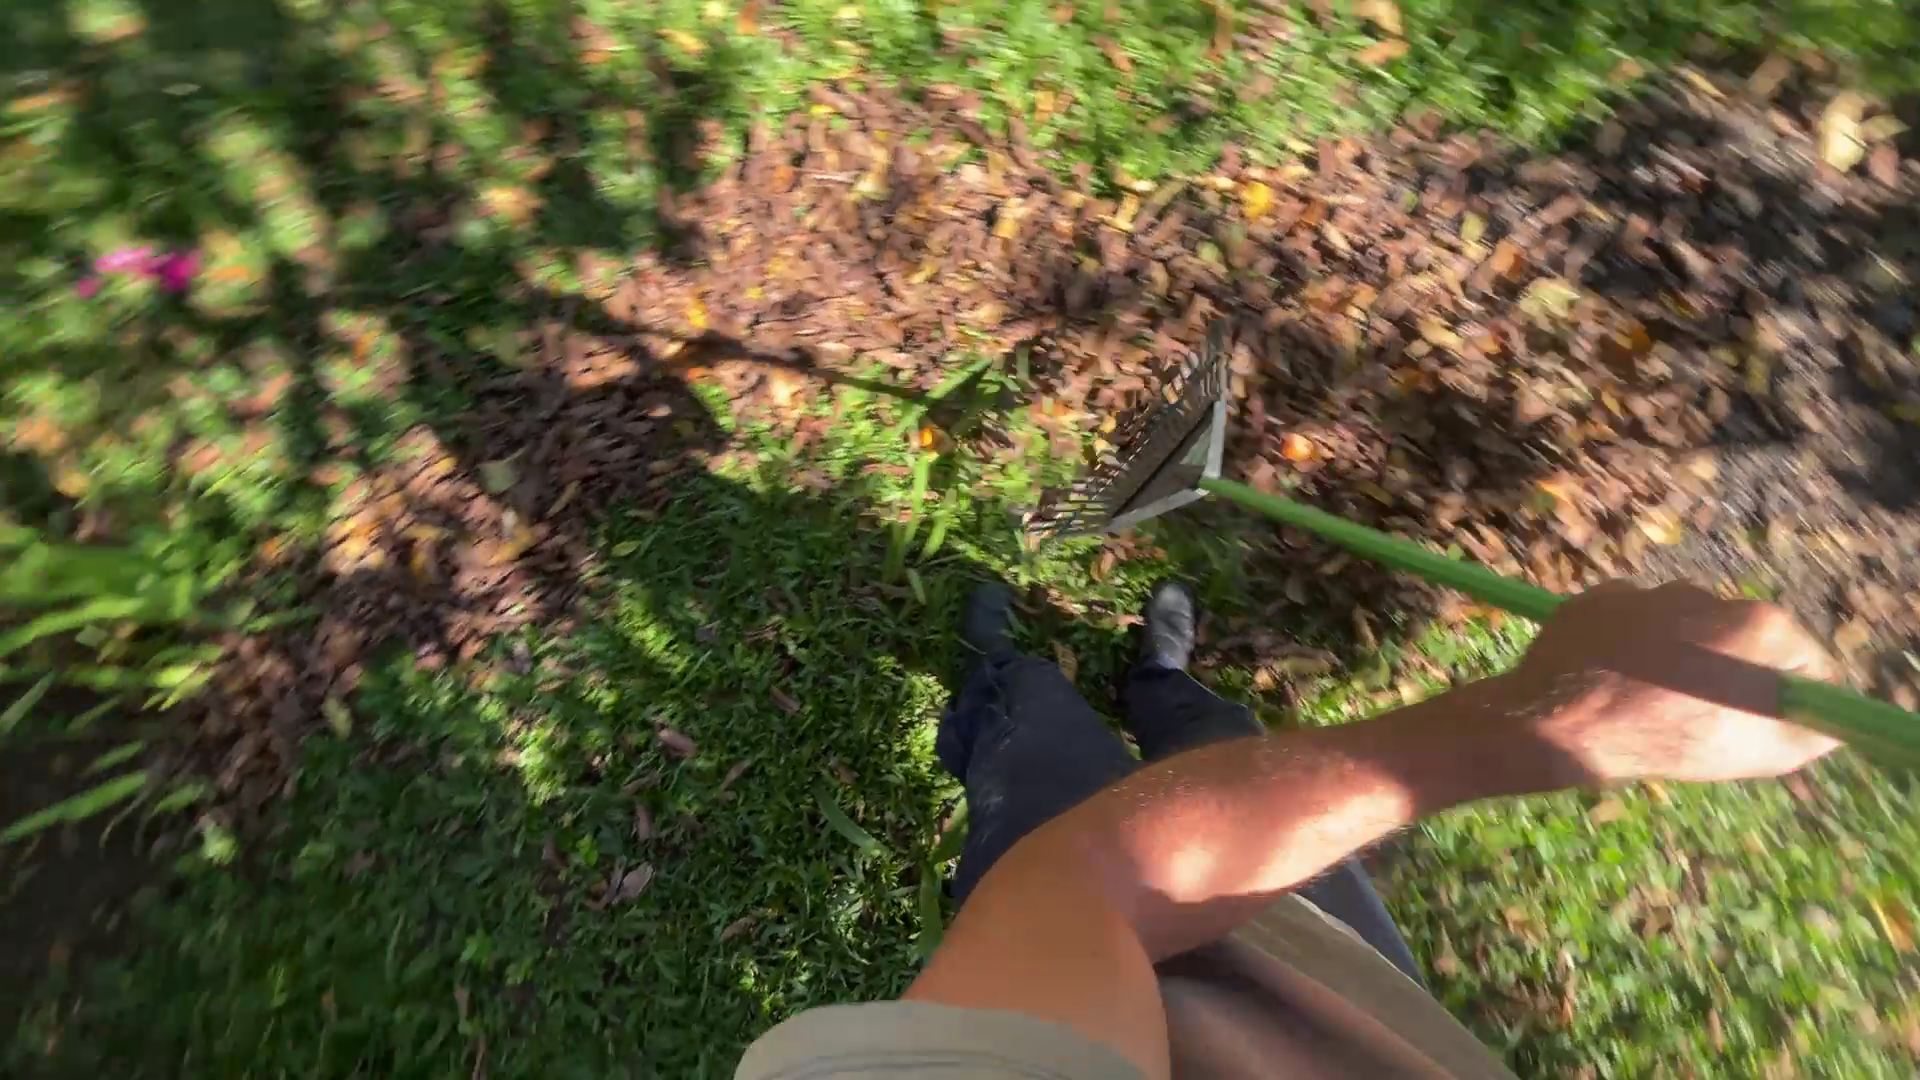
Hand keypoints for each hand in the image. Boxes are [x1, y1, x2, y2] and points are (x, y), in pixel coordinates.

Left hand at [1512, 582, 1839, 783]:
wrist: (1556, 722)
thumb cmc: (1664, 737)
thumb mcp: (1768, 750)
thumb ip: (1816, 724)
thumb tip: (1817, 709)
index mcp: (1756, 623)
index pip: (1798, 657)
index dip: (1778, 689)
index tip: (1750, 710)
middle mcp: (1698, 593)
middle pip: (1733, 634)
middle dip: (1723, 663)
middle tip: (1692, 702)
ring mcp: (1639, 592)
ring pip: (1676, 622)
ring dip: (1671, 647)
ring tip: (1644, 687)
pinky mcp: (1591, 597)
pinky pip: (1624, 618)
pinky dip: (1622, 637)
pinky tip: (1609, 668)